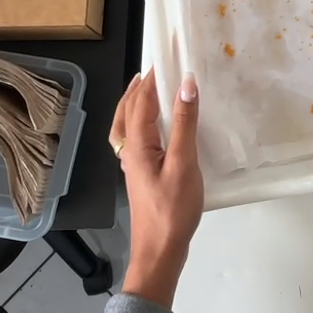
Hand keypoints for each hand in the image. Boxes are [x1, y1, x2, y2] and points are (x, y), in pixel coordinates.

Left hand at [108, 70, 202, 307]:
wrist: (159, 253)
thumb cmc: (172, 210)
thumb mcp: (184, 164)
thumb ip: (185, 124)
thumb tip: (186, 85)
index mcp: (137, 145)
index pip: (141, 102)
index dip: (153, 79)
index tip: (167, 59)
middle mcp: (129, 152)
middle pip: (128, 111)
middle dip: (140, 87)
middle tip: (156, 68)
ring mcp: (133, 165)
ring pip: (126, 126)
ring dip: (134, 103)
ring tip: (146, 89)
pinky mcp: (142, 175)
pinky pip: (134, 139)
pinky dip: (139, 123)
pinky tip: (154, 128)